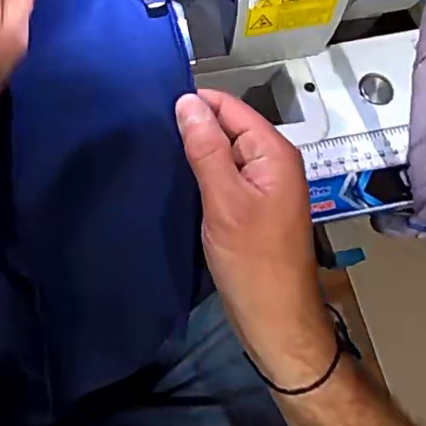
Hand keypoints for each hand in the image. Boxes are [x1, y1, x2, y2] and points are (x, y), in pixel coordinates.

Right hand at [175, 90, 334, 388]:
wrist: (275, 323)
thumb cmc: (255, 264)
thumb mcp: (225, 201)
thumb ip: (206, 148)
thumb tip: (187, 102)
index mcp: (273, 152)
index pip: (229, 107)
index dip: (195, 103)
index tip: (155, 106)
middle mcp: (270, 161)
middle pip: (225, 126)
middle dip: (192, 127)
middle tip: (150, 132)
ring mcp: (260, 184)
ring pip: (220, 151)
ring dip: (194, 151)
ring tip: (157, 152)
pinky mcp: (248, 204)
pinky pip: (221, 174)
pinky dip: (200, 173)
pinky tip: (176, 177)